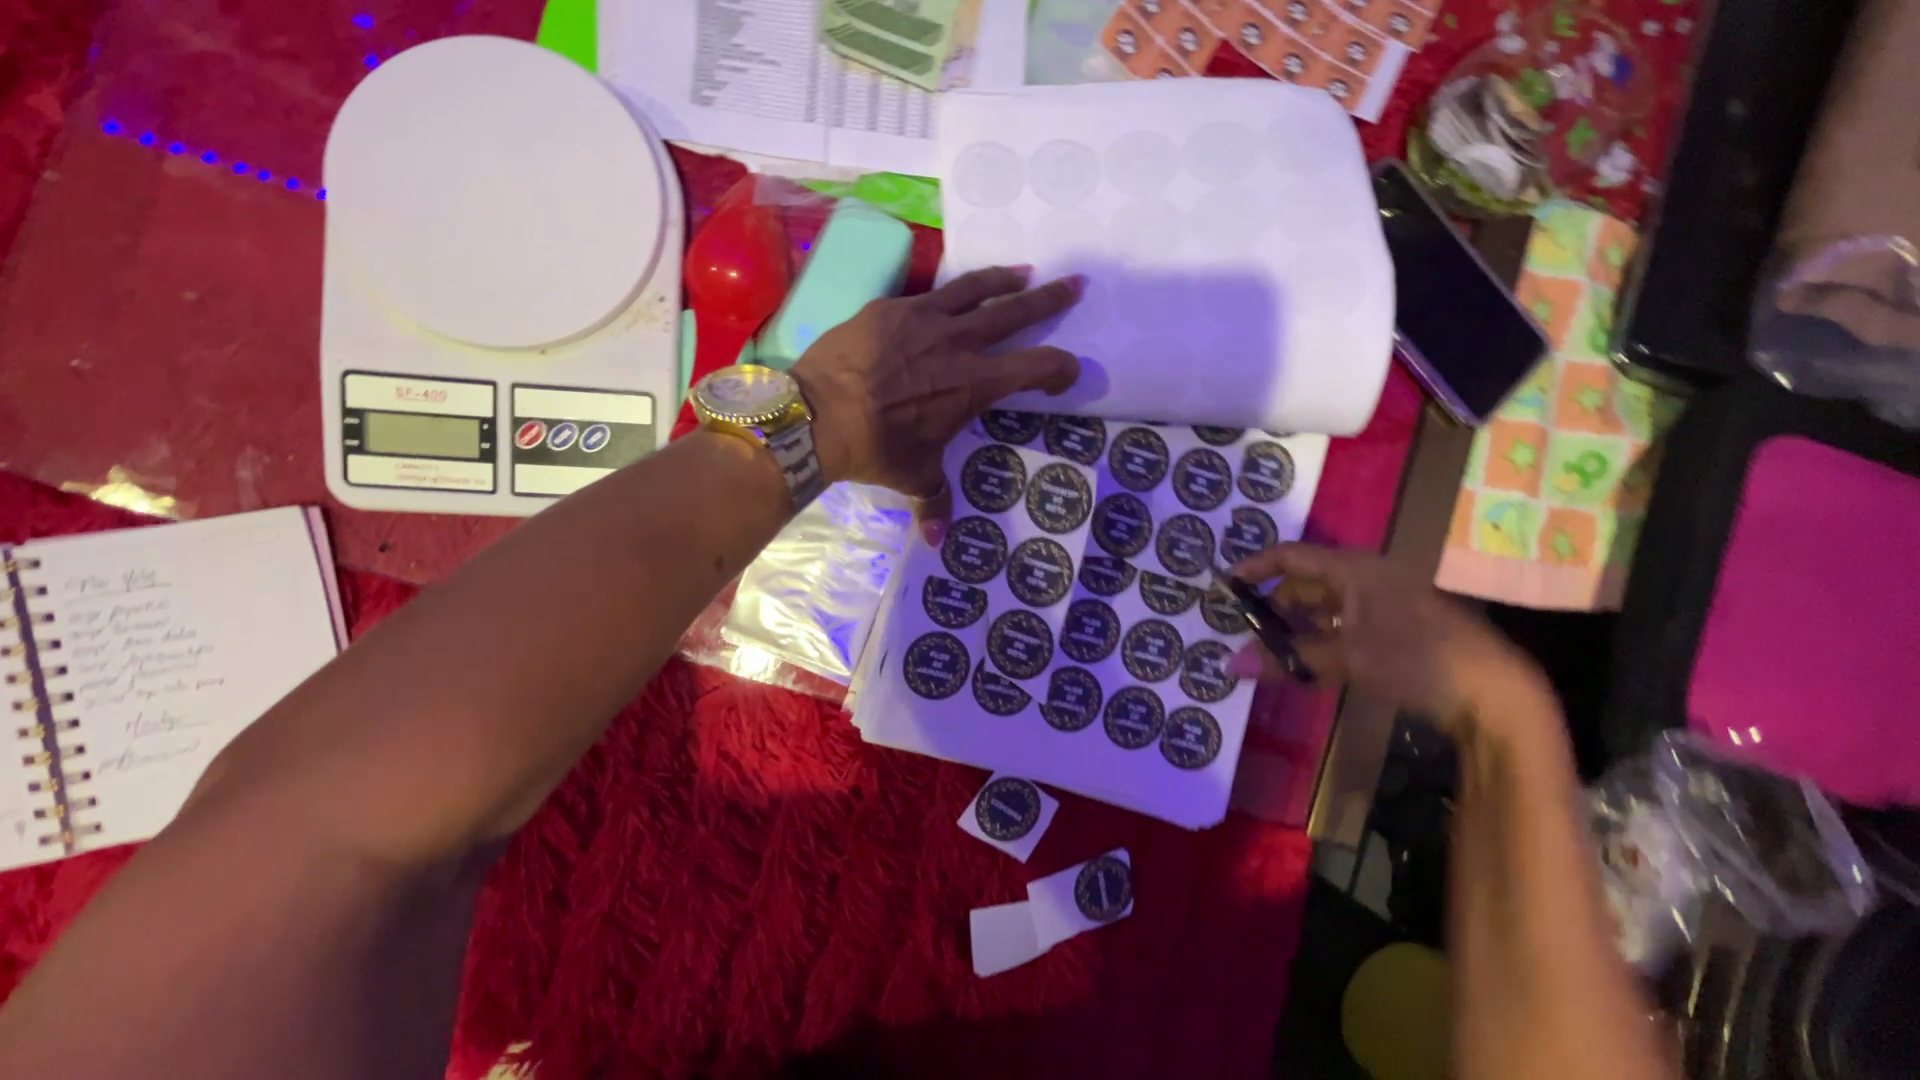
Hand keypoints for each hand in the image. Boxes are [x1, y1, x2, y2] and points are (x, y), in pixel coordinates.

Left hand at [790, 266, 1082, 542]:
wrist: (817, 416)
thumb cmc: (874, 448)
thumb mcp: (913, 476)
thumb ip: (934, 501)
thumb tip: (936, 542)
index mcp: (974, 383)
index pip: (1037, 368)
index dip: (1061, 368)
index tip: (1068, 373)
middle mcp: (957, 343)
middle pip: (1015, 311)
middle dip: (1050, 299)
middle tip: (1074, 284)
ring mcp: (922, 318)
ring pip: (974, 289)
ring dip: (1004, 280)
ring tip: (1024, 273)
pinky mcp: (889, 308)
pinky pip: (927, 294)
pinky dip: (947, 293)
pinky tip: (948, 294)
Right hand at [1222, 543, 1550, 734]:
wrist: (1494, 692)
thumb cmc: (1416, 659)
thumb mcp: (1347, 659)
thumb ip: (1288, 659)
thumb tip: (1229, 665)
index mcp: (1356, 569)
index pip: (1292, 556)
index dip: (1256, 568)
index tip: (1225, 588)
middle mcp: (1369, 577)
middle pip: (1307, 583)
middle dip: (1275, 609)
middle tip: (1249, 637)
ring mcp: (1386, 602)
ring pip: (1327, 607)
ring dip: (1298, 630)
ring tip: (1274, 657)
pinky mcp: (1398, 627)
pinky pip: (1346, 625)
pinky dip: (1323, 641)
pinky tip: (1310, 667)